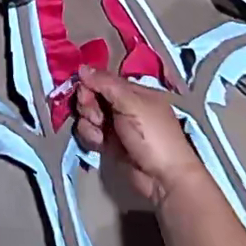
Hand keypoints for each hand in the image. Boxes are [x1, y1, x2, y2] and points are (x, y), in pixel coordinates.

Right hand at [72, 67, 207, 207]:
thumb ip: (106, 84)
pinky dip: (90, 136)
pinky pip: (88, 132)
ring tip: (101, 133)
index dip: (90, 83)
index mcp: (133, 92)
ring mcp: (114, 125)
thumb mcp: (132, 103)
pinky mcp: (107, 143)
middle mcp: (122, 105)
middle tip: (97, 116)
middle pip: (91, 95)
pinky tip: (100, 143)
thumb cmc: (152, 135)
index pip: (103, 79)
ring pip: (87, 114)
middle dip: (88, 104)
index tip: (85, 91)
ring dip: (89, 122)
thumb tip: (82, 67)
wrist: (163, 178)